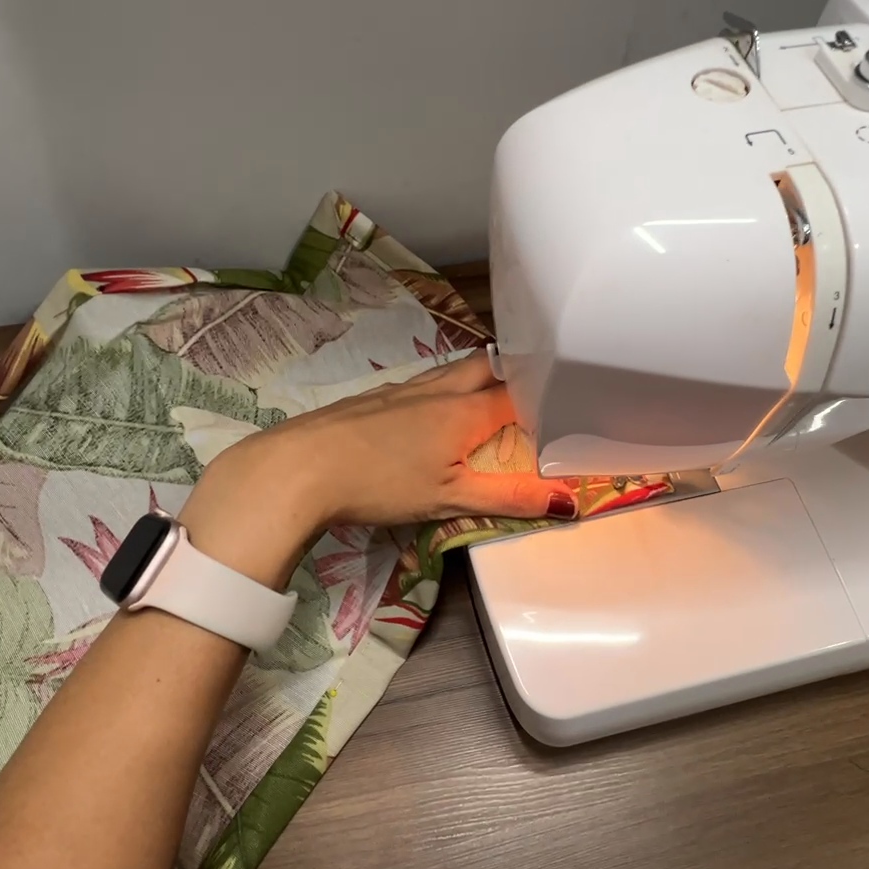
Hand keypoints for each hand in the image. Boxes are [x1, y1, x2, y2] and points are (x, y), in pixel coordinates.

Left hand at [179, 354, 572, 588]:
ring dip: (475, 377)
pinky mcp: (372, 398)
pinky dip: (439, 390)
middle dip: (511, 374)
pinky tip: (426, 414)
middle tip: (528, 394)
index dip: (543, 400)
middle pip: (485, 365)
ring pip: (450, 370)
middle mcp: (437, 389)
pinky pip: (420, 383)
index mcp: (464, 411)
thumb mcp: (452, 498)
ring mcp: (400, 389)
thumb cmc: (382, 484)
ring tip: (486, 397)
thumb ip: (509, 497)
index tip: (561, 412)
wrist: (299, 468)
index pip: (518, 394)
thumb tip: (569, 503)